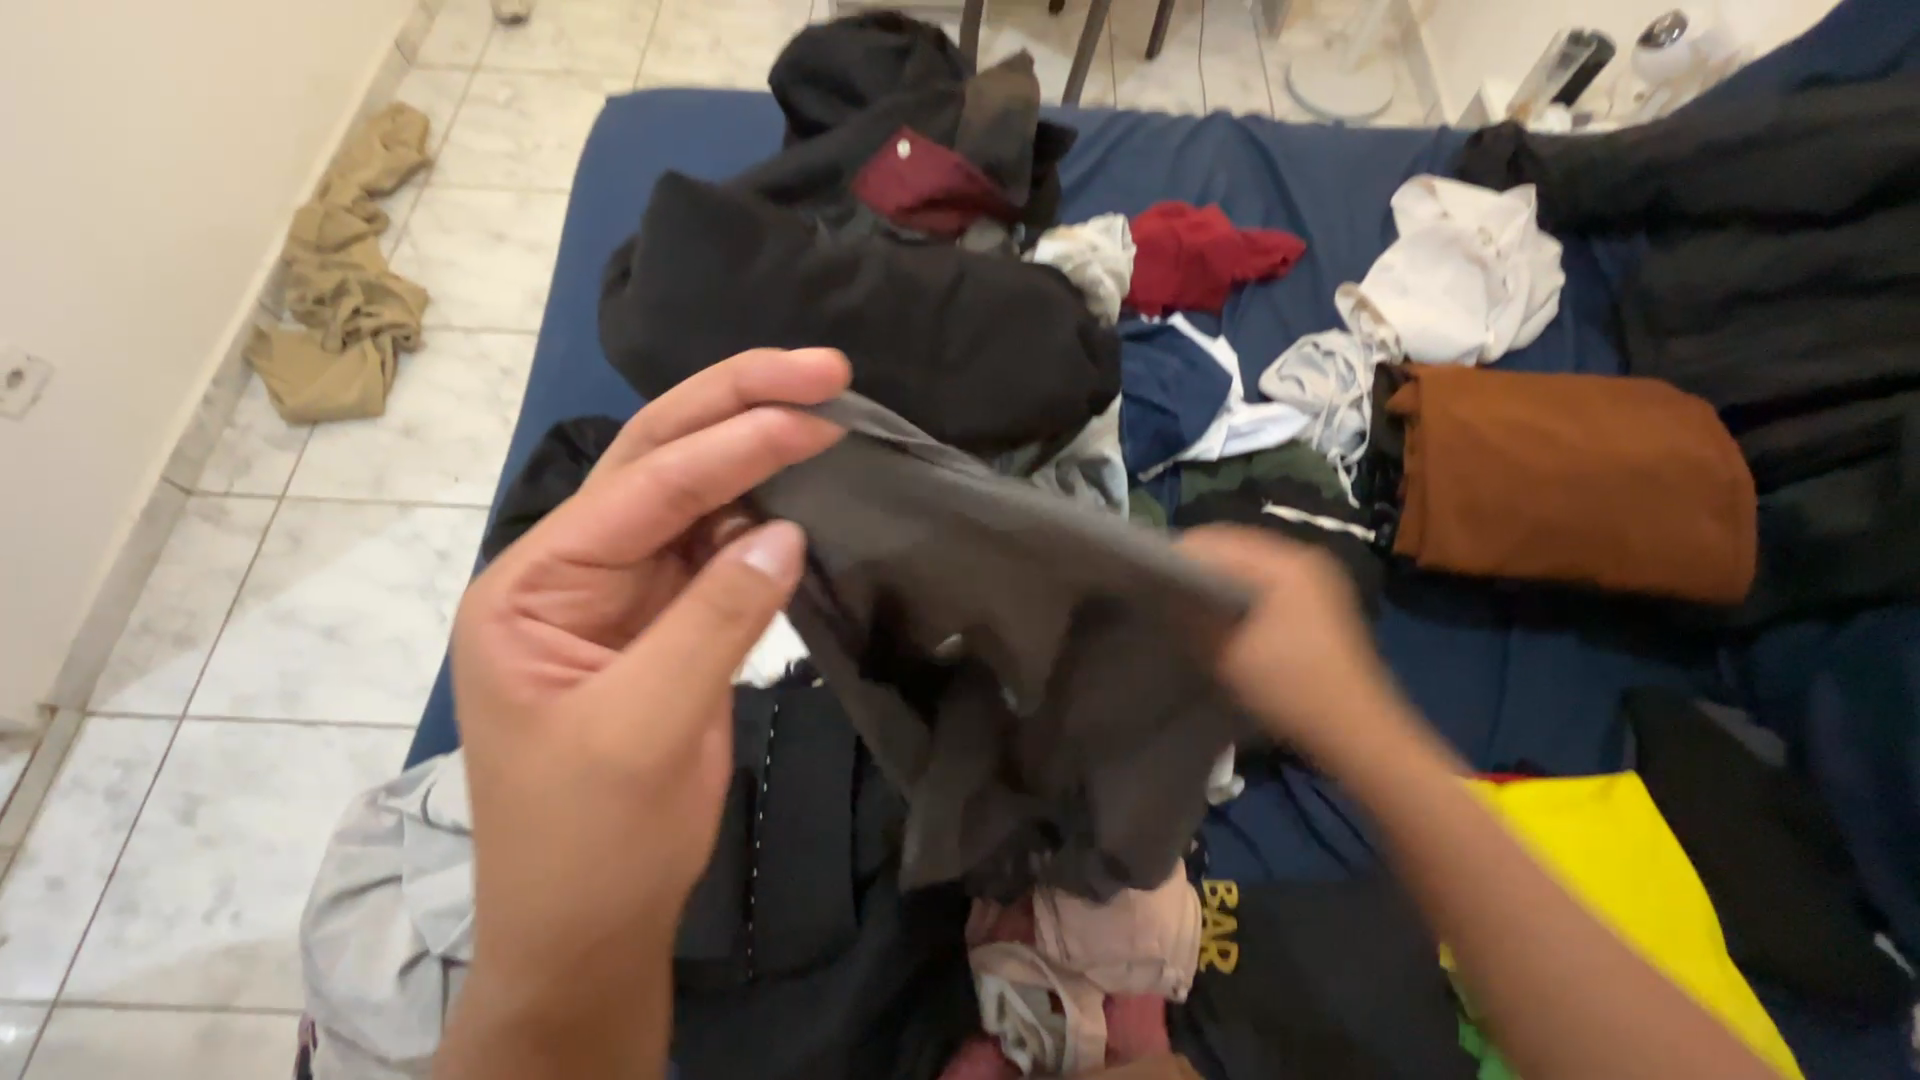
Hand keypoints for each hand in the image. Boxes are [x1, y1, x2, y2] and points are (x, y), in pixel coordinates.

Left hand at [446, 348, 848, 1017]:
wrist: (590, 925)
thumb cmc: (591, 838)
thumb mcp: (645, 729)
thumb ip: (713, 620)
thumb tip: (786, 528)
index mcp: (534, 586)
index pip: (642, 489)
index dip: (732, 446)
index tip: (816, 413)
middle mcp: (573, 571)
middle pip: (657, 462)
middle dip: (737, 406)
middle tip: (824, 368)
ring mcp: (625, 594)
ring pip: (694, 497)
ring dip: (756, 451)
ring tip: (824, 409)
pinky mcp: (669, 621)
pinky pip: (719, 549)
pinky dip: (764, 513)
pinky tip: (805, 484)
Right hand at [1179, 525, 1409, 761]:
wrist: (1358, 735)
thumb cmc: (1292, 690)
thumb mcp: (1228, 655)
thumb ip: (1188, 616)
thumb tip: (1157, 593)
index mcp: (1285, 562)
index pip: (1215, 540)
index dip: (1175, 557)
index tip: (1145, 582)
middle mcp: (1303, 558)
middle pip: (1232, 548)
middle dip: (1195, 569)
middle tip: (1160, 595)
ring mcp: (1315, 580)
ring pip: (1246, 566)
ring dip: (1215, 583)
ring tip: (1184, 609)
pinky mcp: (1317, 602)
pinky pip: (1264, 584)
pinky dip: (1237, 595)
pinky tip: (1220, 621)